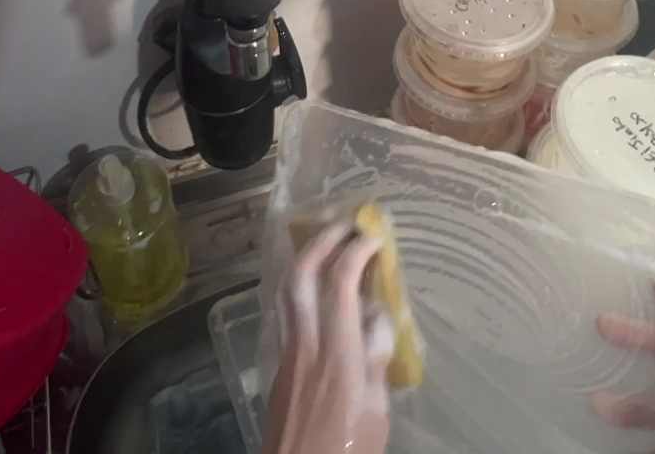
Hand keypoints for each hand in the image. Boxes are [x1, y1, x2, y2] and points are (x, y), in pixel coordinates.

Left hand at [263, 221, 394, 453]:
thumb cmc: (347, 452)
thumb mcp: (376, 412)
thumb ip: (375, 359)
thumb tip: (376, 317)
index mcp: (336, 355)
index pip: (339, 285)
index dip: (355, 253)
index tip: (373, 238)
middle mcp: (305, 345)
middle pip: (301, 276)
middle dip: (322, 241)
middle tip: (344, 224)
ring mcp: (286, 353)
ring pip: (285, 290)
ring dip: (304, 257)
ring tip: (325, 241)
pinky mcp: (277, 365)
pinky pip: (284, 309)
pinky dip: (298, 285)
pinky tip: (313, 285)